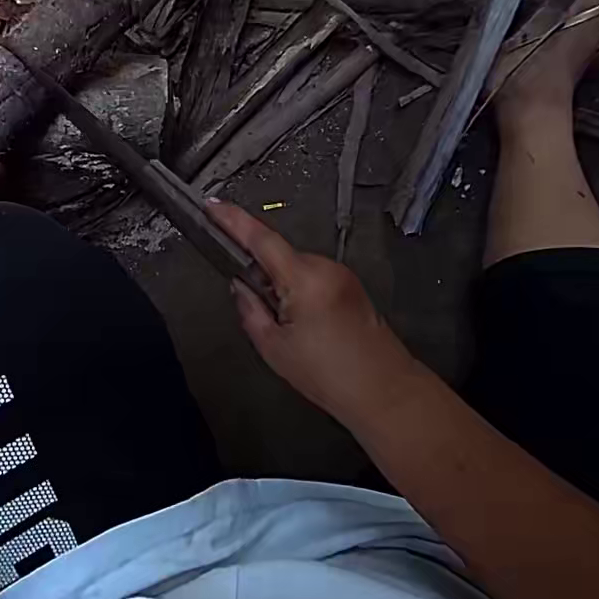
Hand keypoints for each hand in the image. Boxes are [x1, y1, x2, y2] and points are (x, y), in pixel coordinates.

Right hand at [207, 200, 429, 423]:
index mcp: (305, 280)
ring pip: (295, 268)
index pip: (261, 239)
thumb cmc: (330, 375)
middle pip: (278, 255)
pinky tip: (302, 325)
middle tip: (253, 307)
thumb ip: (249, 309)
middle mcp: (326, 268)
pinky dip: (298, 292)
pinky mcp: (350, 285)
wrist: (385, 391)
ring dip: (280, 286)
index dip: (234, 220)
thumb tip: (239, 286)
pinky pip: (312, 277)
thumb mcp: (273, 347)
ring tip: (285, 327)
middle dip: (259, 272)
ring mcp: (341, 275)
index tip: (213, 207)